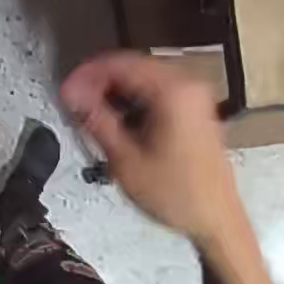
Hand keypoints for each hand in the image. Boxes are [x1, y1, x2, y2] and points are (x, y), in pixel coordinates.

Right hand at [61, 53, 246, 245]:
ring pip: (145, 80)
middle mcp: (189, 86)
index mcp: (173, 91)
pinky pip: (160, 94)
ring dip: (117, 93)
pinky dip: (136, 102)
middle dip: (100, 84)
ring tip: (93, 115)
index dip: (86, 75)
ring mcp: (197, 98)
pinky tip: (120, 122)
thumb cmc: (179, 196)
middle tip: (76, 103)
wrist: (216, 219)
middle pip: (133, 68)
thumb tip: (73, 96)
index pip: (119, 64)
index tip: (67, 91)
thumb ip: (96, 121)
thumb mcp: (125, 160)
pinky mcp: (198, 112)